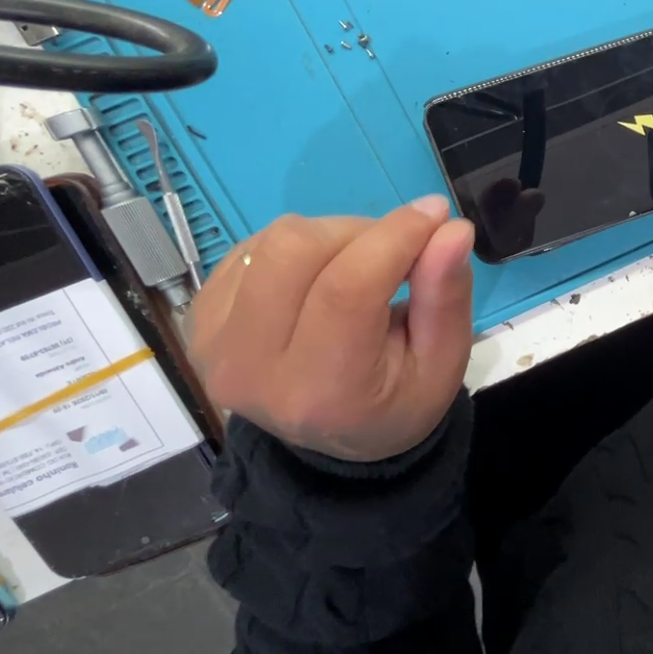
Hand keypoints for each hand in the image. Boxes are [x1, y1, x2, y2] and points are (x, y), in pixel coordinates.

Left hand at [188, 196, 476, 460]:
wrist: (336, 439)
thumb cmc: (402, 398)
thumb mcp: (445, 360)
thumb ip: (447, 296)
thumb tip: (453, 228)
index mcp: (324, 389)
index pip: (348, 289)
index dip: (396, 237)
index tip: (437, 213)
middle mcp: (252, 367)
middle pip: (297, 251)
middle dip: (363, 230)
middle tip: (399, 247)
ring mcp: (214, 341)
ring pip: (275, 240)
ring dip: (334, 234)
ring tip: (364, 263)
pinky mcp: (199, 318)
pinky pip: (252, 247)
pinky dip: (301, 246)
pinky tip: (323, 274)